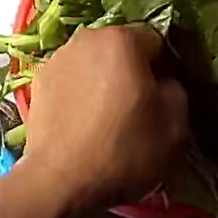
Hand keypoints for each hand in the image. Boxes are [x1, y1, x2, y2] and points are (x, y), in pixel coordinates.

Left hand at [22, 26, 188, 209]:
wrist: (60, 180)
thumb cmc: (123, 150)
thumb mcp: (175, 127)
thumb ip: (177, 90)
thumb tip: (163, 82)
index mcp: (123, 39)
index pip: (155, 41)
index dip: (164, 67)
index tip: (162, 96)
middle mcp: (88, 37)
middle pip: (121, 48)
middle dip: (131, 70)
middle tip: (136, 107)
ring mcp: (60, 56)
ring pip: (93, 60)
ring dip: (103, 78)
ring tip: (105, 117)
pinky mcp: (40, 77)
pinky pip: (71, 77)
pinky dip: (78, 90)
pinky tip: (81, 120)